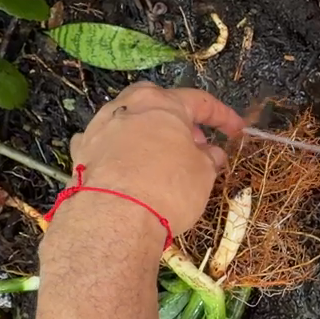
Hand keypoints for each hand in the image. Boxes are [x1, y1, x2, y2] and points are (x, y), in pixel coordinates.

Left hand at [52, 84, 246, 255]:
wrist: (115, 217)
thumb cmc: (169, 188)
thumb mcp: (204, 174)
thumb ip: (209, 158)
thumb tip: (212, 153)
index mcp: (163, 105)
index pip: (201, 101)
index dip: (223, 116)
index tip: (236, 130)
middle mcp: (128, 107)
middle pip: (157, 101)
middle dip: (178, 117)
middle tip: (194, 140)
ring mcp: (100, 126)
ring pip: (129, 119)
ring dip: (149, 133)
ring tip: (163, 156)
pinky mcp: (82, 150)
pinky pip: (107, 141)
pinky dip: (121, 149)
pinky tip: (129, 165)